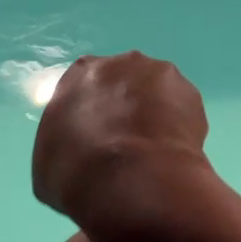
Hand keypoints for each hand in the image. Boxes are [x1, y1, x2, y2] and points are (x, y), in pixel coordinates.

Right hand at [31, 52, 211, 231]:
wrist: (133, 179)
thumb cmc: (77, 172)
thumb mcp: (48, 159)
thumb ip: (67, 138)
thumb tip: (81, 143)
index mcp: (82, 73)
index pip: (86, 85)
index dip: (92, 109)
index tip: (94, 134)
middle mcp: (124, 62)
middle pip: (125, 82)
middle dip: (125, 105)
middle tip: (124, 141)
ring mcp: (162, 74)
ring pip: (157, 92)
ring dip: (155, 113)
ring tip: (151, 151)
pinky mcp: (191, 93)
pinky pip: (180, 109)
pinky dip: (177, 126)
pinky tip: (170, 153)